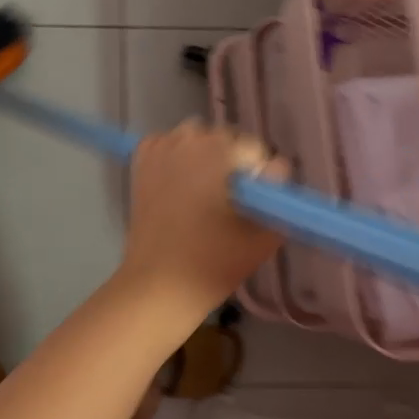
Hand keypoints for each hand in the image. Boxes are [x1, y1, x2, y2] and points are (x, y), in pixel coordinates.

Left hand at [119, 121, 287, 320]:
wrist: (159, 282)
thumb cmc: (214, 260)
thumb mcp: (263, 233)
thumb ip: (278, 194)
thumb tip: (277, 170)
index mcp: (216, 152)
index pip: (252, 148)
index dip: (259, 172)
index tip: (256, 199)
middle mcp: (186, 140)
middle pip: (223, 137)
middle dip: (233, 161)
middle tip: (234, 197)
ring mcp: (159, 148)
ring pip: (194, 137)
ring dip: (205, 155)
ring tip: (207, 191)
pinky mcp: (141, 161)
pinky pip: (167, 144)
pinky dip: (177, 155)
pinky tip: (180, 183)